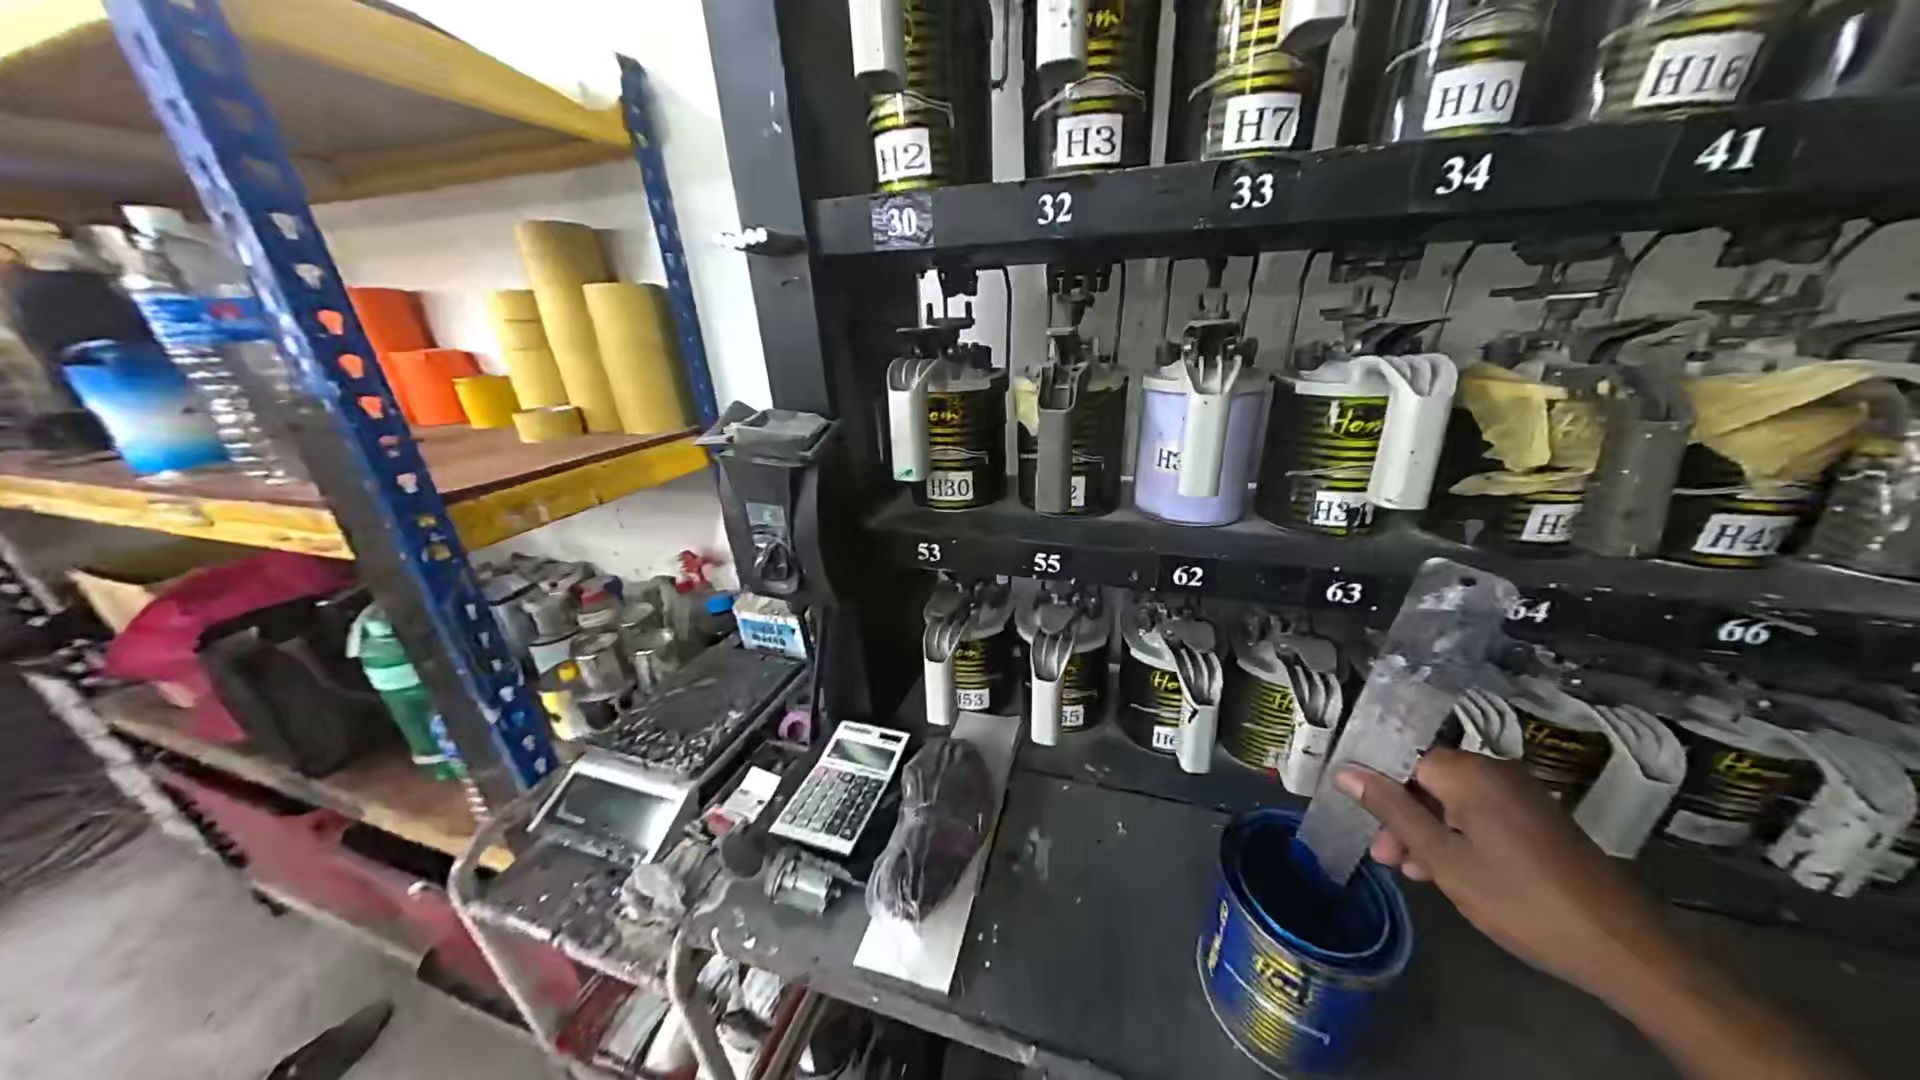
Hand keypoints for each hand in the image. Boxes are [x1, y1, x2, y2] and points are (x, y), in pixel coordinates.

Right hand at [1334, 747, 1684, 1005]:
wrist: (1625, 951)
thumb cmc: (1520, 899)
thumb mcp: (1442, 857)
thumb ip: (1390, 809)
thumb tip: (1345, 771)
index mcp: (1470, 771)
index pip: (1401, 758)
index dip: (1374, 784)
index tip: (1358, 815)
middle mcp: (1496, 772)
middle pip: (1426, 780)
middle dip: (1399, 814)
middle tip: (1383, 856)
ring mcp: (1522, 797)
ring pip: (1452, 801)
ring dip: (1426, 831)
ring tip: (1412, 871)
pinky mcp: (1539, 822)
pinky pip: (1481, 816)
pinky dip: (1458, 837)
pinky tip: (1448, 871)